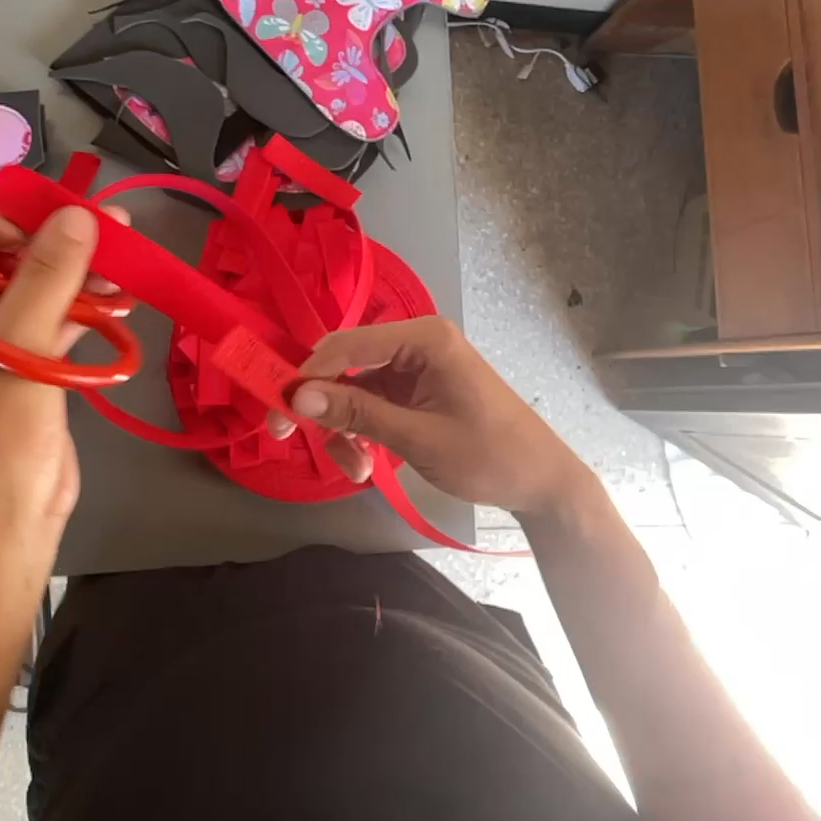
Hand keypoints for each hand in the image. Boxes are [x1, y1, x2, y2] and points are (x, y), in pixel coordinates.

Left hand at [0, 203, 119, 581]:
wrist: (5, 529)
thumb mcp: (15, 349)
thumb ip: (47, 276)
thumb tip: (79, 214)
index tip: (37, 234)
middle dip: (46, 244)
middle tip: (101, 233)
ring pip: (22, 289)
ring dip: (72, 276)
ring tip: (124, 263)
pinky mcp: (12, 370)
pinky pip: (41, 323)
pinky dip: (78, 310)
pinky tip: (121, 298)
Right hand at [265, 317, 591, 517]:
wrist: (542, 482)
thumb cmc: (490, 455)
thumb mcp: (418, 437)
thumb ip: (358, 415)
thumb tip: (297, 398)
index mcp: (424, 338)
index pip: (348, 344)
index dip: (308, 374)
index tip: (278, 409)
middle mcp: (416, 344)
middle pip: (346, 367)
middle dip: (324, 408)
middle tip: (289, 440)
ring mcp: (415, 370)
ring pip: (355, 393)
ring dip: (345, 431)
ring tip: (356, 471)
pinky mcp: (416, 394)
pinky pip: (373, 408)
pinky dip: (363, 435)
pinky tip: (368, 466)